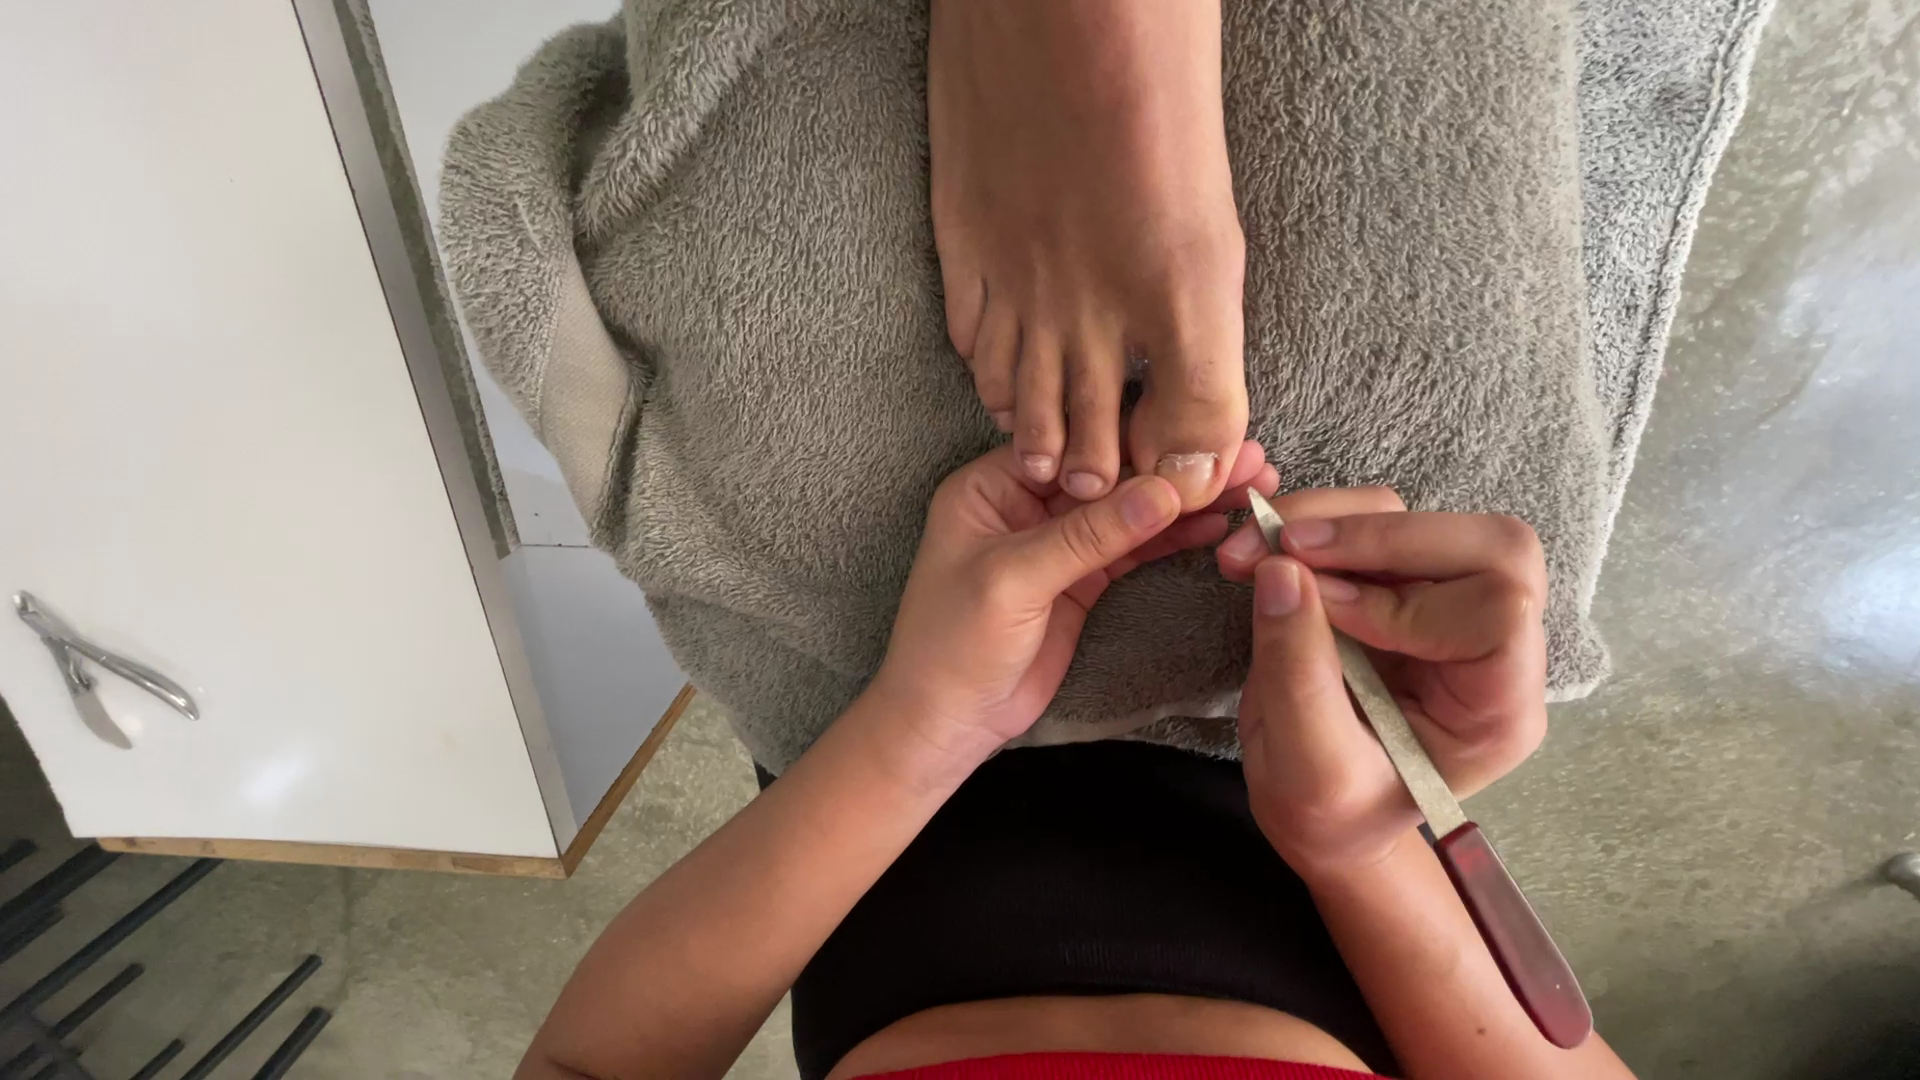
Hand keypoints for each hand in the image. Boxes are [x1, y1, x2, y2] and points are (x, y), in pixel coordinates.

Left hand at [871, 440, 1279, 765]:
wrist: (950, 719)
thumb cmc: (953, 644)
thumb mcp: (1014, 580)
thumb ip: (1087, 536)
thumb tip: (1163, 492)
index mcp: (991, 486)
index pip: (1073, 447)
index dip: (1135, 440)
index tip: (1198, 435)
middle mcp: (1026, 504)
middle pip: (1108, 477)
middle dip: (1171, 468)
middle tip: (1244, 457)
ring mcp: (1057, 543)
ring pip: (1127, 513)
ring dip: (1183, 503)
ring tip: (1250, 485)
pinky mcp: (1081, 579)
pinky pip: (1131, 551)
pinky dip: (1171, 540)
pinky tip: (1215, 525)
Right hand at [1214, 488, 1549, 878]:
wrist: (1314, 810)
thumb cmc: (1326, 810)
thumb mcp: (1309, 763)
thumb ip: (1297, 671)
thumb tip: (1279, 568)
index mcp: (1495, 704)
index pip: (1499, 609)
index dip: (1405, 598)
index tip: (1320, 611)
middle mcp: (1482, 645)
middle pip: (1477, 543)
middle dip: (1371, 534)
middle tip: (1280, 548)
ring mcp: (1432, 606)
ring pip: (1409, 518)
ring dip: (1321, 521)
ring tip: (1244, 551)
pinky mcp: (1383, 586)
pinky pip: (1358, 524)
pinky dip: (1301, 525)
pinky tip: (1252, 554)